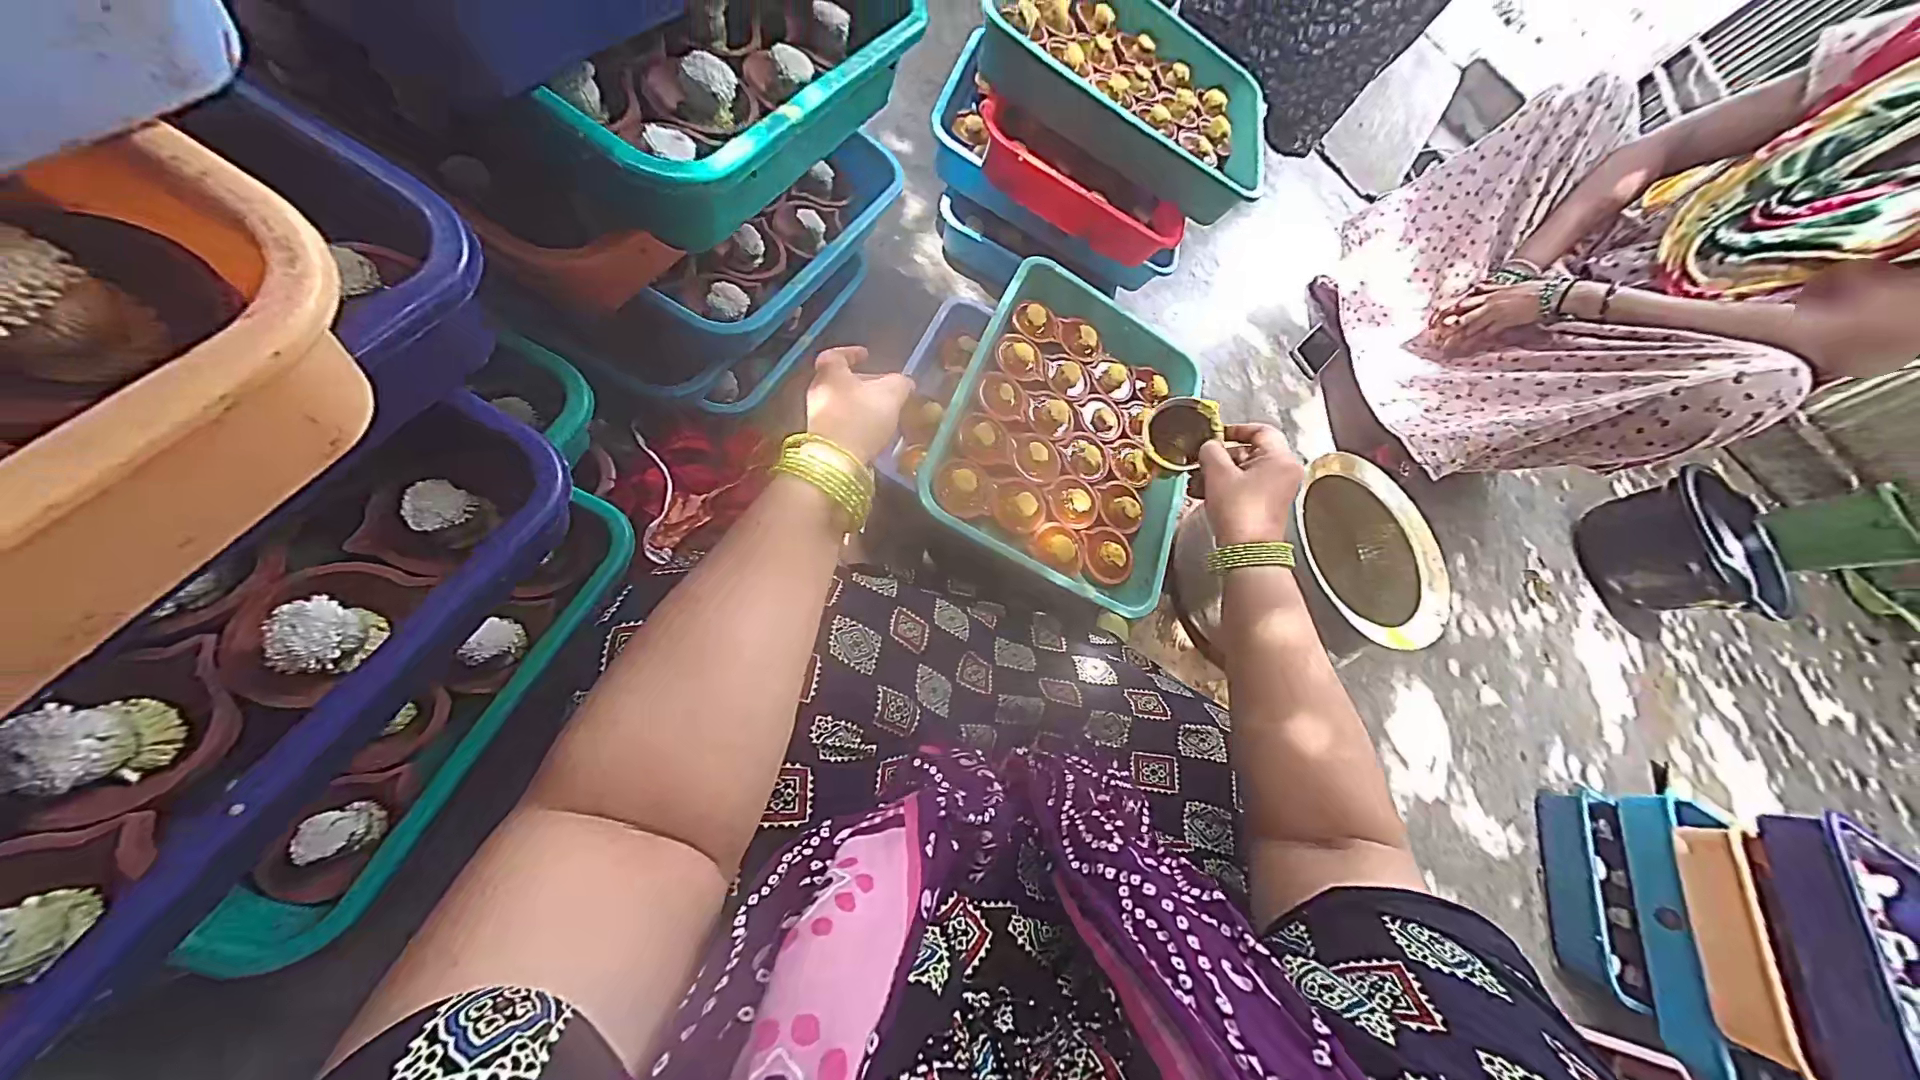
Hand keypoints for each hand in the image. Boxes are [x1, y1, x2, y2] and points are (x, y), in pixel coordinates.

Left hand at [803, 347, 912, 464]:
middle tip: (881, 386)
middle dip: (861, 382)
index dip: (852, 352)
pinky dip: (855, 421)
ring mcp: (817, 416)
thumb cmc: (861, 418)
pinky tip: (871, 431)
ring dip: (859, 404)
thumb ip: (900, 383)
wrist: (837, 461)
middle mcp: (818, 391)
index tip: (867, 354)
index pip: (837, 354)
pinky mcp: (821, 438)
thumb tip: (905, 382)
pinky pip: (840, 422)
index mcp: (831, 373)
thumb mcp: (891, 394)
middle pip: (839, 380)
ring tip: (881, 411)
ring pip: (840, 402)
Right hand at [1197, 424, 1304, 545]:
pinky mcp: (1266, 503)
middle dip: (1220, 457)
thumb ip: (1211, 450)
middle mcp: (1284, 470)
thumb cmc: (1238, 509)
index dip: (1235, 429)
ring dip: (1218, 473)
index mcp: (1280, 458)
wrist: (1247, 550)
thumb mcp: (1218, 473)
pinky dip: (1225, 486)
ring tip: (1195, 482)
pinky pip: (1244, 486)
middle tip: (1199, 464)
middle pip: (1249, 451)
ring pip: (1244, 470)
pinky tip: (1203, 493)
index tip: (1214, 437)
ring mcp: (1276, 488)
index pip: (1260, 430)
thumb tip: (1209, 445)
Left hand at [1431, 281, 1553, 349]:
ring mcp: (1495, 314)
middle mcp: (1489, 303)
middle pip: (1462, 316)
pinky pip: (1485, 335)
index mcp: (1490, 293)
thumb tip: (1476, 287)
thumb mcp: (1508, 285)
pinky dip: (1474, 342)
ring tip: (1444, 348)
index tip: (1436, 321)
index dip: (1448, 312)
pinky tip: (1465, 349)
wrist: (1552, 295)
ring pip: (1470, 327)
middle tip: (1435, 338)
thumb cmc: (1533, 289)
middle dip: (1448, 328)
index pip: (1463, 303)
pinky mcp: (1504, 323)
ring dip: (1457, 338)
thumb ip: (1491, 287)